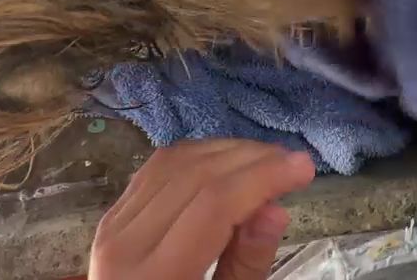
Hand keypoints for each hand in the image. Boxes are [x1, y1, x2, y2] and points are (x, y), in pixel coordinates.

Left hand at [89, 140, 314, 279]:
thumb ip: (246, 267)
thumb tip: (275, 210)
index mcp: (154, 279)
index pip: (213, 205)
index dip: (262, 177)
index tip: (304, 168)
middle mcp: (126, 244)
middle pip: (196, 175)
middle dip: (252, 158)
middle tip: (292, 161)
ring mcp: (113, 224)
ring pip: (178, 160)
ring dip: (228, 150)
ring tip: (267, 160)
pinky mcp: (112, 215)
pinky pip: (159, 166)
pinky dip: (199, 154)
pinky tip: (226, 161)